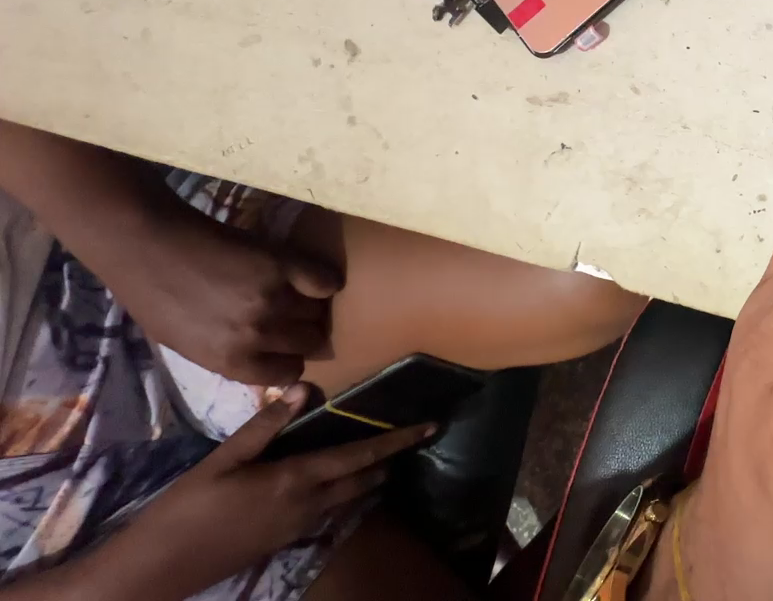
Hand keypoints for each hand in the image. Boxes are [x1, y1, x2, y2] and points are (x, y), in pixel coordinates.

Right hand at [89, 386, 435, 600]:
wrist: (147, 576)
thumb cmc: (182, 513)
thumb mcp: (221, 462)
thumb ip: (265, 425)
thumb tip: (303, 387)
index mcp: (298, 479)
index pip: (363, 455)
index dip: (399, 440)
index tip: (432, 426)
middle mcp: (308, 504)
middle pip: (364, 479)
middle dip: (390, 460)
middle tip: (414, 440)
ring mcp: (296, 528)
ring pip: (349, 498)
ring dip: (369, 479)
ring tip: (385, 459)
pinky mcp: (281, 542)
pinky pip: (327, 513)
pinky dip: (343, 495)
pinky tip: (339, 485)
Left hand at [108, 205, 342, 385]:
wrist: (149, 252)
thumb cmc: (159, 303)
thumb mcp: (188, 346)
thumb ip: (233, 356)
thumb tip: (270, 362)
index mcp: (228, 359)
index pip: (289, 373)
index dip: (291, 360)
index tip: (287, 349)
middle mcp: (256, 333)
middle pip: (312, 340)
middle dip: (307, 332)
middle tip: (296, 320)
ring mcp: (274, 298)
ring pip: (320, 311)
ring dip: (313, 306)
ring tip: (297, 296)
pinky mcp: (287, 266)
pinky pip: (328, 283)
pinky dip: (325, 283)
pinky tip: (309, 279)